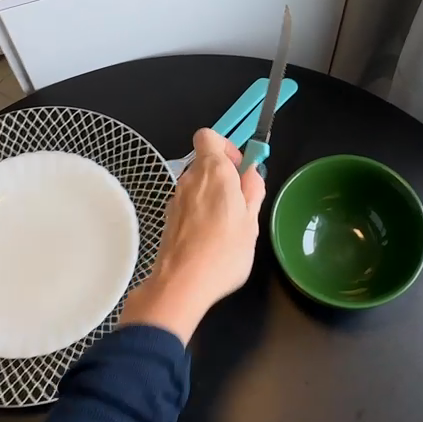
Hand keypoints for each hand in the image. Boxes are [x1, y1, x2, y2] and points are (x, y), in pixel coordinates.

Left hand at [120, 128, 266, 342]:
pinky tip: (212, 238)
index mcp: (213, 171)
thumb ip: (253, 191)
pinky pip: (190, 205)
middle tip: (242, 203)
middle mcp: (190, 179)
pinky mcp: (169, 219)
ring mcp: (176, 199)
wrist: (181, 284)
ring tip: (229, 226)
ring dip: (214, 196)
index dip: (227, 147)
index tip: (241, 169)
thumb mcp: (252, 221)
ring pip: (198, 186)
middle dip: (225, 177)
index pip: (209, 136)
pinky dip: (201, 212)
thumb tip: (251, 174)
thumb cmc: (224, 251)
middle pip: (206, 163)